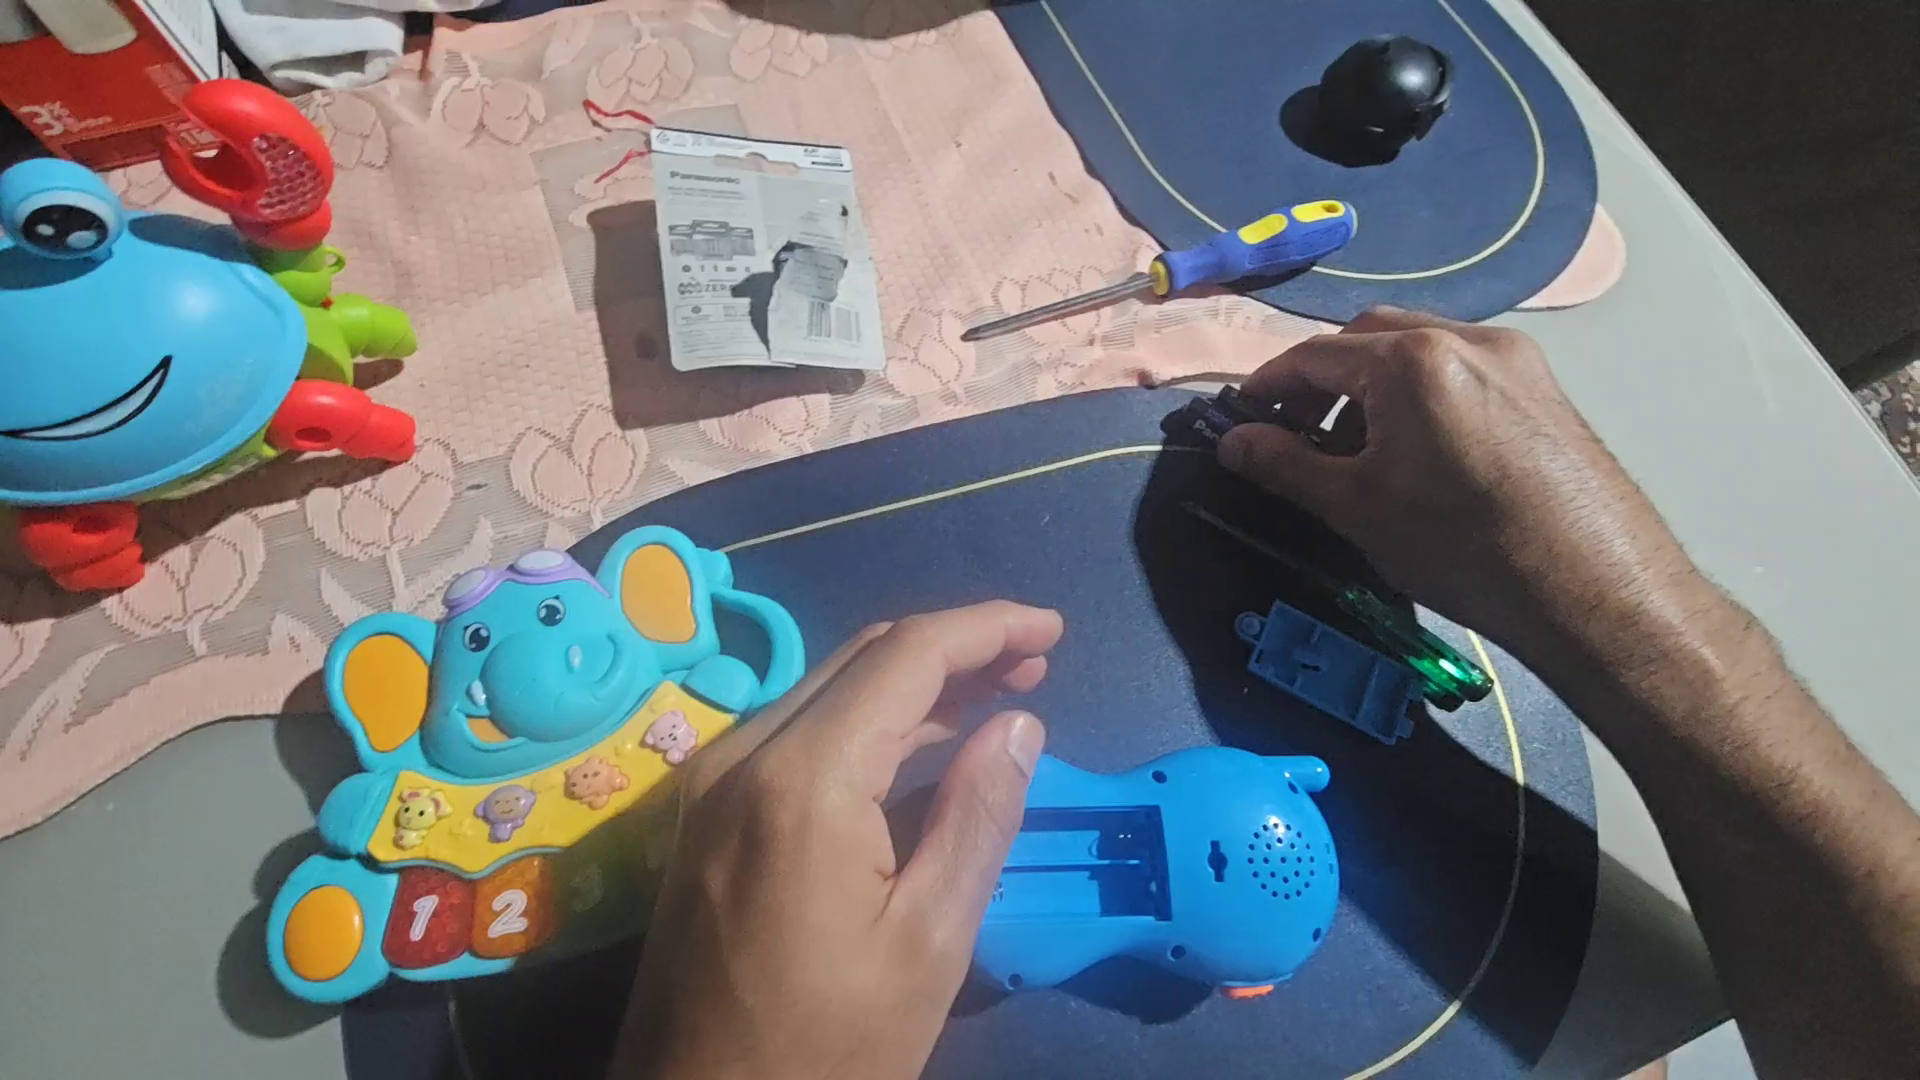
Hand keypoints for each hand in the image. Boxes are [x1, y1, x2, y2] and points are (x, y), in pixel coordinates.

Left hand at [610, 602, 1061, 1079]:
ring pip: (836, 683)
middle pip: (869, 655)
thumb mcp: (929, 942)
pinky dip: (875, 715)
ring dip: (920, 677)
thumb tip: (1019, 724)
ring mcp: (719, 772)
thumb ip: (978, 815)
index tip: (1050, 627)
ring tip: (999, 688)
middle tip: (1033, 662)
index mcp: (804, 779)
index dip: (987, 628)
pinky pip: (807, 725)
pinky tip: (928, 733)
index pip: (908, 655)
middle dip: (959, 646)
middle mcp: (748, 751)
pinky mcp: (712, 800)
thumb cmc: (825, 1049)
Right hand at [1218, 308, 1701, 653]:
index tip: (1242, 418)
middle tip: (1296, 430)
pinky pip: (1457, 367)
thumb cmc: (1458, 545)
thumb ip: (1282, 464)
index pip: (1314, 355)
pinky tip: (1413, 448)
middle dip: (1319, 377)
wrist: (1595, 591)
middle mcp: (1467, 338)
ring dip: (1367, 383)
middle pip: (1366, 336)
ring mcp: (1515, 359)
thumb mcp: (1352, 506)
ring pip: (1415, 347)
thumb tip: (1232, 441)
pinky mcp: (1543, 387)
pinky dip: (1415, 391)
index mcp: (1411, 362)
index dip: (1267, 385)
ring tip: (1355, 446)